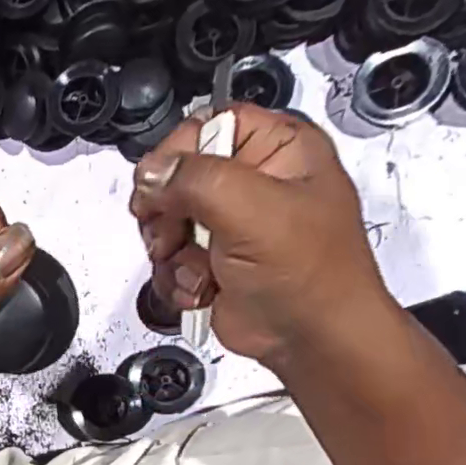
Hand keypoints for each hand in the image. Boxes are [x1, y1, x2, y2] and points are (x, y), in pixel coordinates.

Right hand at [128, 105, 396, 364]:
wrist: (309, 339)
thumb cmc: (313, 277)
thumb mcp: (255, 211)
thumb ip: (198, 180)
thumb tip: (152, 172)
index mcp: (276, 150)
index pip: (208, 125)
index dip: (176, 153)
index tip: (163, 184)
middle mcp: (248, 184)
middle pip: (173, 178)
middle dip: (166, 213)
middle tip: (177, 232)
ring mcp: (224, 226)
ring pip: (163, 224)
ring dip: (171, 254)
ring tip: (199, 269)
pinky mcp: (206, 263)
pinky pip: (166, 262)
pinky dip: (175, 280)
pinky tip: (202, 290)